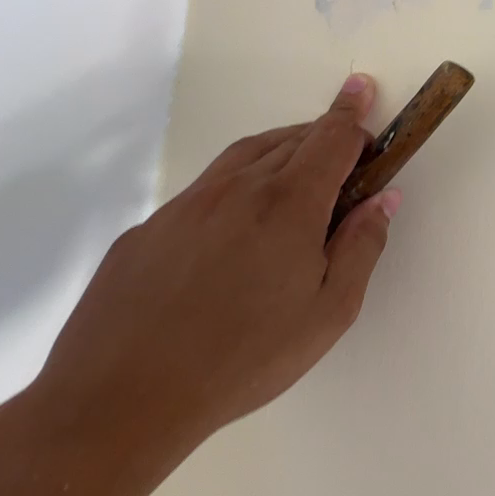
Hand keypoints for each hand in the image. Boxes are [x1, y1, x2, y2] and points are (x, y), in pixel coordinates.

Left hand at [36, 74, 399, 446]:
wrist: (112, 407)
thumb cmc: (243, 359)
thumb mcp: (331, 310)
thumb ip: (362, 246)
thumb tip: (382, 198)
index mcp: (288, 205)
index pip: (331, 139)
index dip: (352, 112)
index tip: (362, 88)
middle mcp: (234, 193)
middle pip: (288, 141)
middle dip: (322, 134)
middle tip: (346, 147)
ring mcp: (181, 211)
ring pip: (241, 160)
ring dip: (278, 151)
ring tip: (298, 171)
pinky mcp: (142, 236)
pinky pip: (201, 193)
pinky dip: (235, 188)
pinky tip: (236, 232)